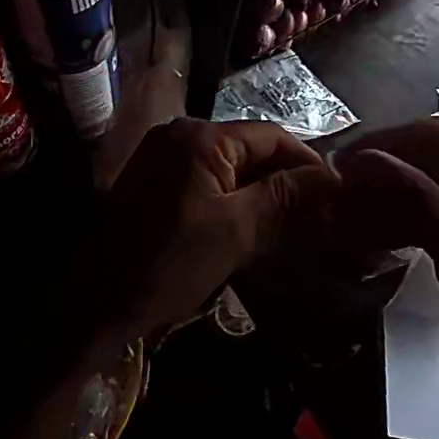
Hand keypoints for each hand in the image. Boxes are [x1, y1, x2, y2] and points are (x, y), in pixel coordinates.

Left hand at [73, 119, 339, 341]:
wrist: (98, 302)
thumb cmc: (167, 263)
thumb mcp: (235, 231)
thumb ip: (286, 200)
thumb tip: (337, 181)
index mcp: (199, 137)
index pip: (272, 138)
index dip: (310, 166)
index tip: (340, 200)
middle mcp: (180, 136)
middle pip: (252, 153)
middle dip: (287, 184)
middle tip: (323, 220)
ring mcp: (164, 161)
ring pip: (232, 172)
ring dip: (264, 197)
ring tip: (297, 229)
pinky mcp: (158, 187)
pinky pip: (210, 186)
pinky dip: (237, 205)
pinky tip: (256, 230)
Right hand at [334, 119, 438, 386]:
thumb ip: (412, 195)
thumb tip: (359, 159)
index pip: (438, 135)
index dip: (383, 143)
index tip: (339, 164)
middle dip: (387, 170)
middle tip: (343, 193)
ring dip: (396, 196)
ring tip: (357, 216)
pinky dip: (414, 218)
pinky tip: (387, 235)